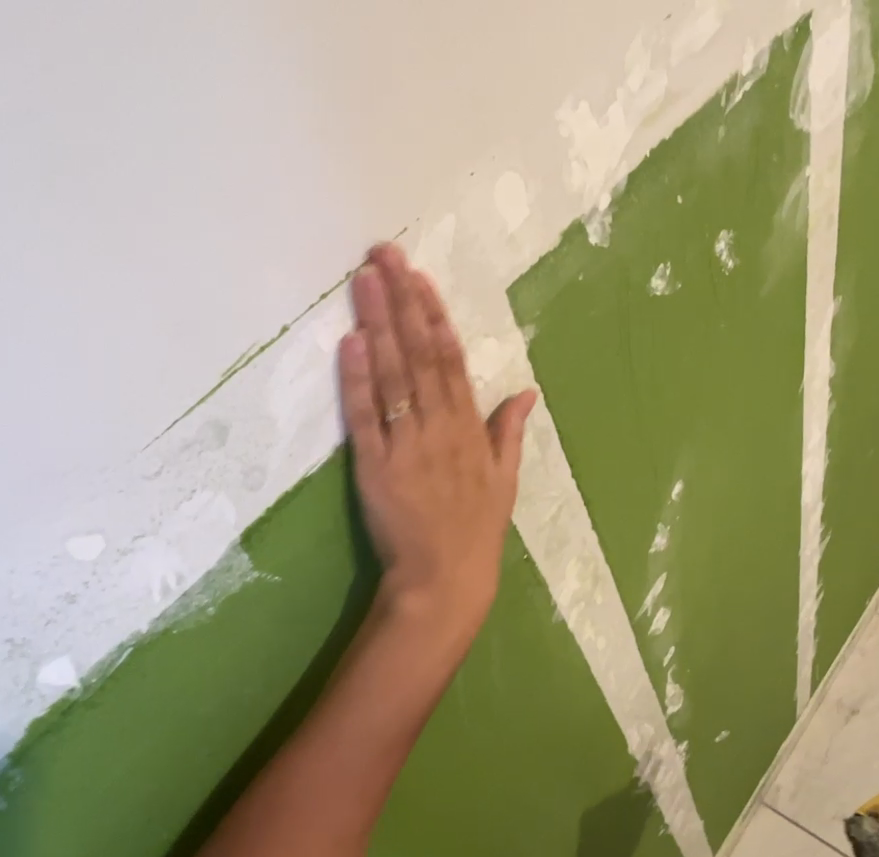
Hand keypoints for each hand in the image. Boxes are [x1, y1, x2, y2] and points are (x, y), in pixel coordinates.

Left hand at [338, 244, 537, 632]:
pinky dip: (357, 380)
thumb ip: (509, 432)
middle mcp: (440, 428)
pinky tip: (350, 341)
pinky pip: (365, 418)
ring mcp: (407, 445)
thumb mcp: (506, 481)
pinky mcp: (374, 467)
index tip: (419, 278)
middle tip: (383, 254)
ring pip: (393, 376)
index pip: (451, 361)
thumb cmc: (476, 530)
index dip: (434, 316)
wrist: (445, 579)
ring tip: (362, 280)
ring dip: (378, 324)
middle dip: (401, 302)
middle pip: (420, 355)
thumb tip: (528, 391)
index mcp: (470, 429)